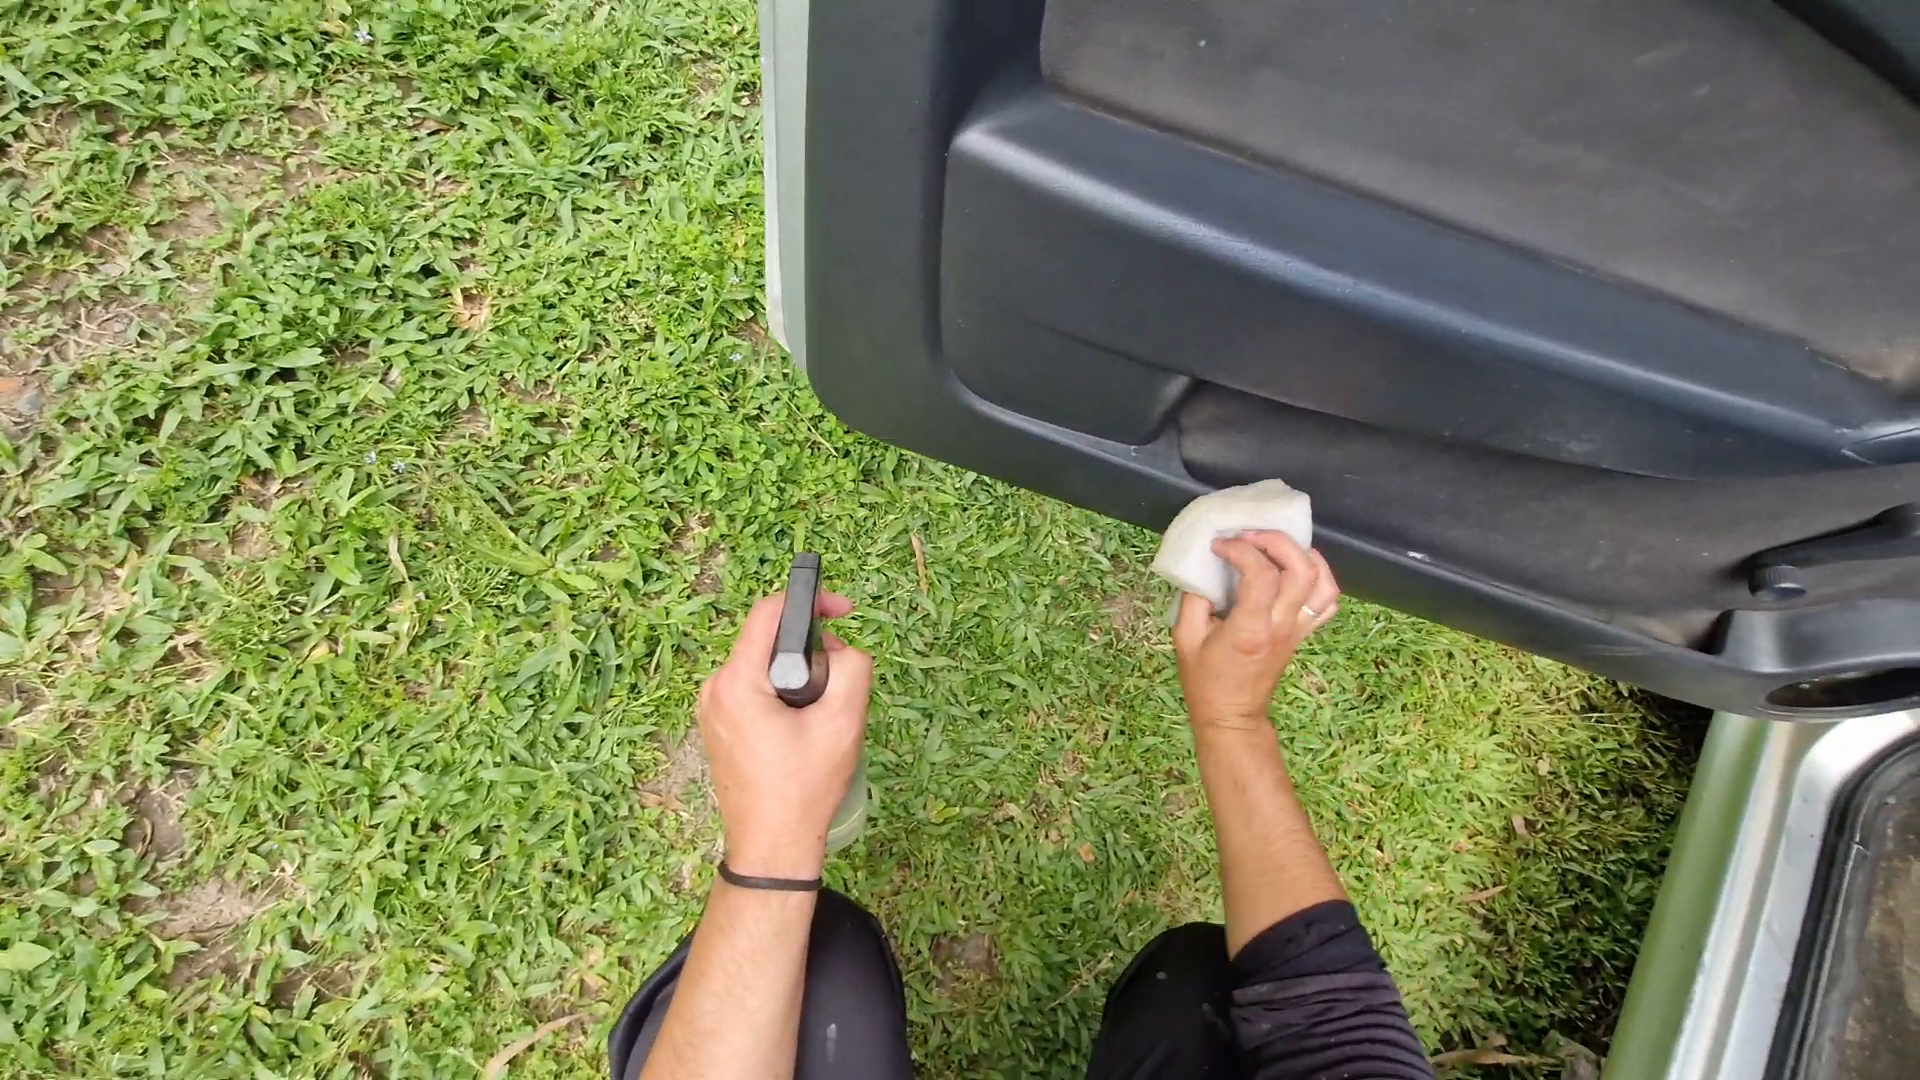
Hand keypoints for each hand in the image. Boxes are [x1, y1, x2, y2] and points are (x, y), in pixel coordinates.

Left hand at [697, 589, 873, 879]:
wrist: (772, 846)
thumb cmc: (805, 786)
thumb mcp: (843, 721)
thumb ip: (853, 667)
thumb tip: (841, 650)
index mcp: (738, 682)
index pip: (769, 612)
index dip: (810, 600)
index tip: (844, 611)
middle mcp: (715, 689)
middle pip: (767, 638)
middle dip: (810, 644)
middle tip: (840, 672)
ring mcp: (712, 709)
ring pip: (763, 663)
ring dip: (799, 670)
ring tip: (826, 705)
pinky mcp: (719, 725)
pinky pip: (755, 686)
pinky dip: (784, 689)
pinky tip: (805, 720)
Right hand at [1172, 531, 1338, 731]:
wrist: (1232, 715)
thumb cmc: (1204, 680)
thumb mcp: (1184, 638)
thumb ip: (1193, 599)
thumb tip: (1204, 568)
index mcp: (1250, 629)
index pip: (1261, 575)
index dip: (1241, 550)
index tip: (1219, 546)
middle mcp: (1282, 627)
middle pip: (1301, 570)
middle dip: (1277, 541)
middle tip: (1249, 535)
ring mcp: (1298, 630)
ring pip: (1323, 582)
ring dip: (1302, 554)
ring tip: (1275, 545)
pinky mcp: (1303, 633)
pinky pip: (1327, 601)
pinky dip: (1319, 576)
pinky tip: (1297, 566)